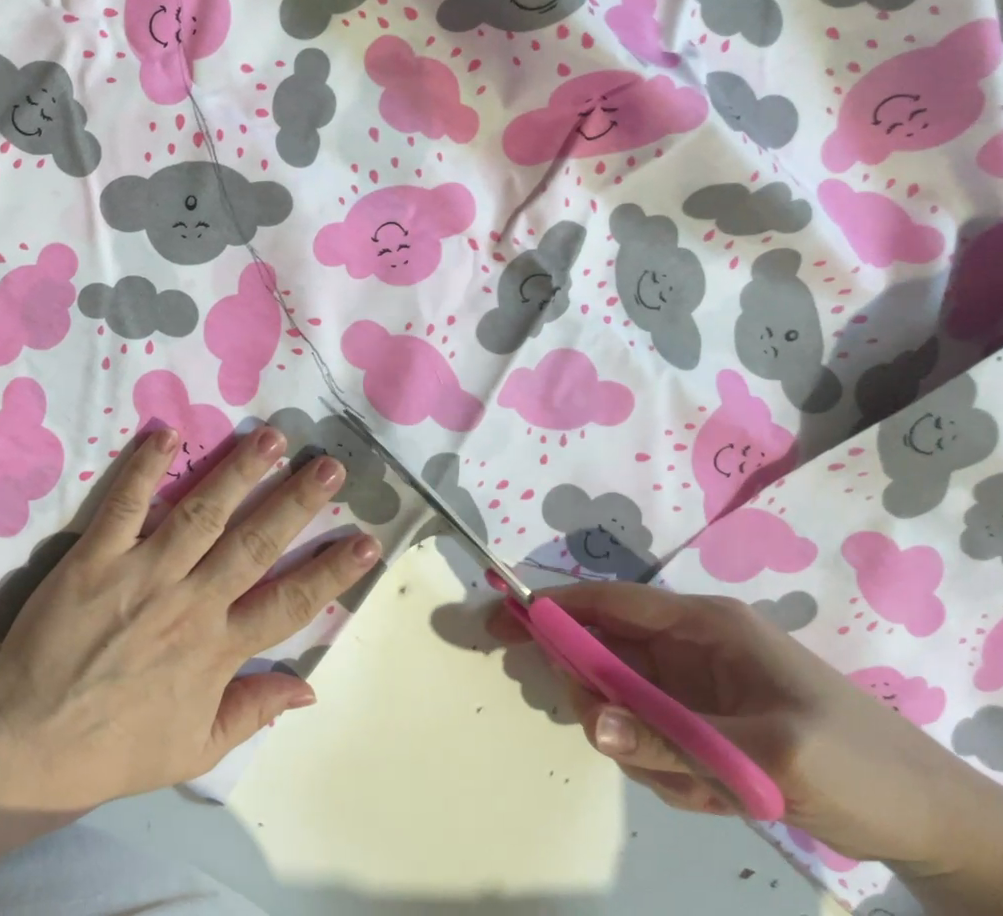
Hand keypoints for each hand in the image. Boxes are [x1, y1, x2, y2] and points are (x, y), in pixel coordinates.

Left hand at [0, 425, 380, 812]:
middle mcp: (190, 603)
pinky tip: (167, 434)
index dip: (331, 571)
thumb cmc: (115, 749)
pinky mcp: (94, 558)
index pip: (290, 603)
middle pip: (254, 544)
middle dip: (295, 502)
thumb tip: (307, 689)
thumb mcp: (196, 749)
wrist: (33, 737)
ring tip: (270, 437)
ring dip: (238, 472)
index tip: (366, 540)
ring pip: (201, 513)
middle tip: (328, 467)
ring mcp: (142, 574)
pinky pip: (125, 505)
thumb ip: (253, 712)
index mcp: (219, 651)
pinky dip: (147, 467)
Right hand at [489, 582, 1000, 874]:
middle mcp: (688, 649)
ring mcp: (690, 689)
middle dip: (599, 701)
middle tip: (619, 739)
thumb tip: (593, 725)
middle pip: (598, 656)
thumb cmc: (861, 765)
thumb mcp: (767, 755)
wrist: (935, 824)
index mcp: (704, 626)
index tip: (493, 626)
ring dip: (642, 750)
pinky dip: (664, 771)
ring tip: (703, 784)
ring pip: (616, 707)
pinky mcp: (696, 726)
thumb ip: (672, 736)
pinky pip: (643, 740)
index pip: (602, 602)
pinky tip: (716, 792)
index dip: (544, 609)